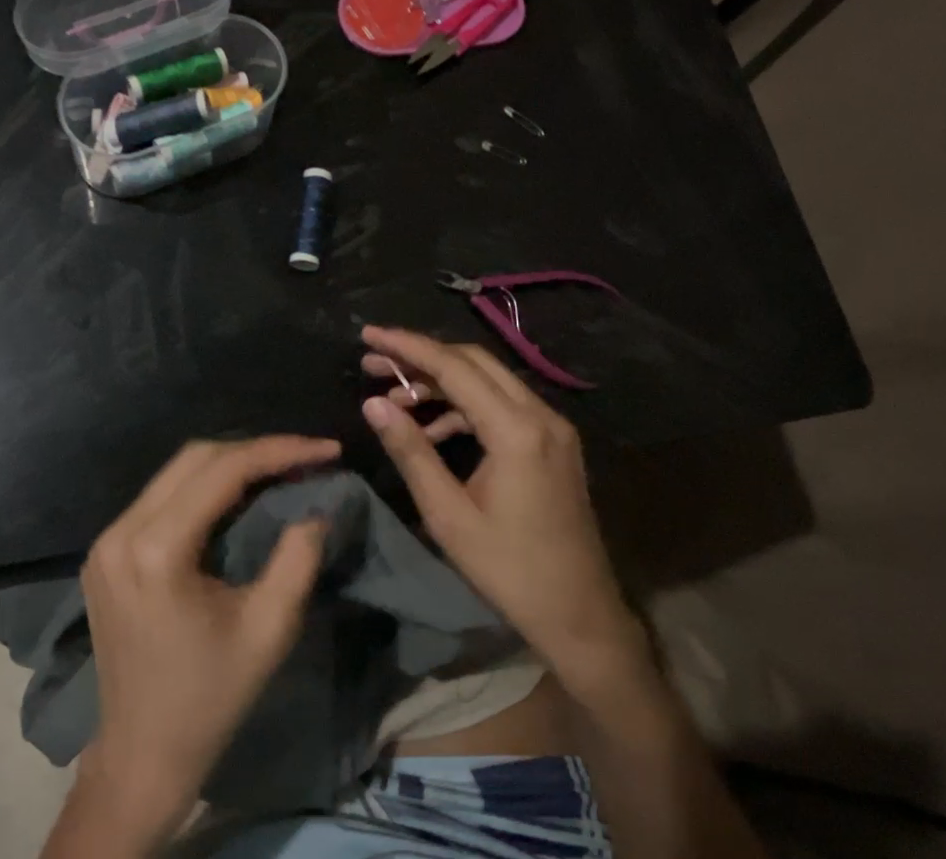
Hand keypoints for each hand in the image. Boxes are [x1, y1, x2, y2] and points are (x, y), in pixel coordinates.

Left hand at [77, 436, 338, 844]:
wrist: (143, 750)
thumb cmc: (211, 697)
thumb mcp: (268, 630)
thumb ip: (297, 559)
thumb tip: (315, 508)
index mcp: (156, 550)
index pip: (222, 471)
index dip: (279, 451)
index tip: (327, 450)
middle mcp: (119, 532)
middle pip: (192, 459)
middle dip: (254, 451)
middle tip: (306, 460)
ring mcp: (104, 542)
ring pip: (172, 475)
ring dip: (227, 467)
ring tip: (280, 473)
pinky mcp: (102, 555)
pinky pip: (157, 501)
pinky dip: (200, 491)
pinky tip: (236, 500)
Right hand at [359, 327, 645, 687]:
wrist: (578, 611)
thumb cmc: (507, 568)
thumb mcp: (447, 513)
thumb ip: (411, 451)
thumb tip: (374, 403)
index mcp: (516, 431)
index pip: (455, 367)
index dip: (407, 347)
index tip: (368, 334)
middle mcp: (542, 416)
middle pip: (475, 363)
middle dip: (422, 357)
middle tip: (373, 363)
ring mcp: (553, 429)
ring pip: (490, 383)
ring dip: (442, 384)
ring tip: (394, 400)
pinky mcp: (554, 445)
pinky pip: (503, 407)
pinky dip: (464, 408)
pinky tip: (432, 431)